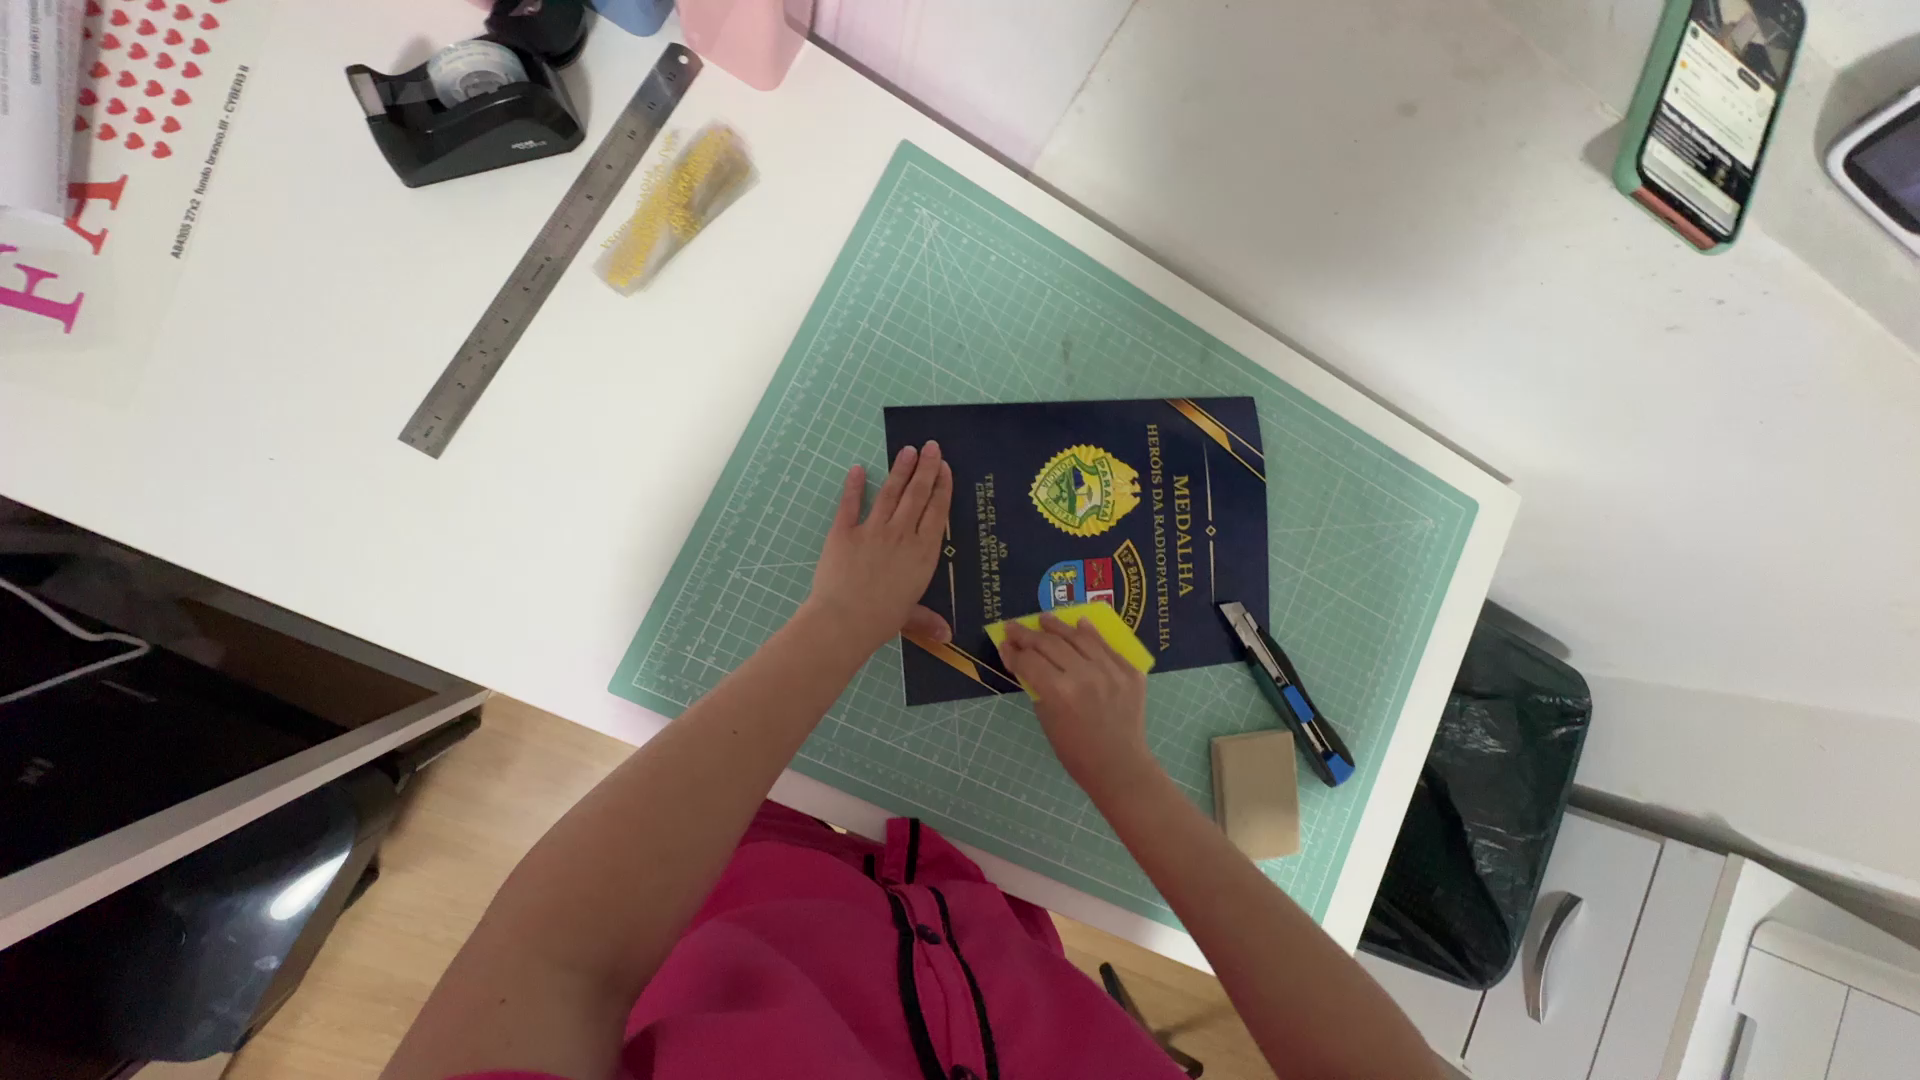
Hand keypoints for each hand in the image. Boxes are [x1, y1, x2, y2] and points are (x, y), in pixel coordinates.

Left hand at [806, 441, 953, 653]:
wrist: (844, 619)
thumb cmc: (882, 620)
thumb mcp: (910, 617)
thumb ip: (927, 620)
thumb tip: (947, 636)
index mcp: (923, 553)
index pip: (936, 512)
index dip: (942, 488)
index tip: (945, 468)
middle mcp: (902, 535)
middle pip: (917, 495)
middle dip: (926, 468)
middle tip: (931, 446)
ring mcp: (872, 530)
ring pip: (890, 493)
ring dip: (900, 470)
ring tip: (908, 450)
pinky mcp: (844, 532)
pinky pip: (850, 504)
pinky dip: (853, 485)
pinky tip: (857, 469)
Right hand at [996, 615, 1160, 795]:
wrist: (1119, 767)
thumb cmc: (1076, 752)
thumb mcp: (1047, 720)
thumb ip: (1036, 686)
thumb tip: (1022, 660)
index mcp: (1060, 693)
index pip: (1029, 661)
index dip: (1013, 651)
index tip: (1004, 643)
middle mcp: (1085, 675)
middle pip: (1050, 644)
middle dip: (1027, 634)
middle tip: (1013, 626)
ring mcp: (1110, 671)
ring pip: (1079, 638)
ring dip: (1057, 626)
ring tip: (1044, 619)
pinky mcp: (1129, 671)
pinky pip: (1106, 646)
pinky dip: (1091, 633)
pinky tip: (1079, 623)